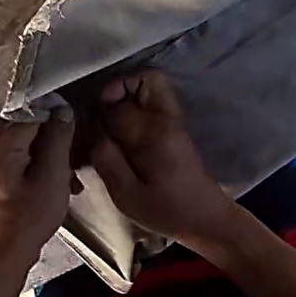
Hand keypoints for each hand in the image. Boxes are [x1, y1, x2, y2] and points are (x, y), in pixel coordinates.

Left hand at [0, 112, 74, 276]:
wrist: (2, 257)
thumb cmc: (26, 222)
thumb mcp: (52, 177)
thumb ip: (58, 140)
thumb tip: (63, 112)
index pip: (34, 115)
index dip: (58, 123)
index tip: (74, 139)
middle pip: (30, 131)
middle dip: (55, 147)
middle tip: (71, 168)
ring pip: (27, 149)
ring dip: (50, 161)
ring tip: (66, 183)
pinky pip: (20, 164)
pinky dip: (38, 172)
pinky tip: (53, 188)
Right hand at [88, 71, 237, 246]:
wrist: (205, 218)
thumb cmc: (165, 210)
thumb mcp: (126, 194)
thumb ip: (105, 159)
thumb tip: (92, 132)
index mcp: (153, 133)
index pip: (116, 105)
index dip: (97, 116)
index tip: (90, 134)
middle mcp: (166, 119)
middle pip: (144, 78)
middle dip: (117, 90)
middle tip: (102, 118)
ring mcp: (173, 121)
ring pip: (151, 86)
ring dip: (127, 97)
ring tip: (111, 123)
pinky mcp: (175, 128)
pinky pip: (154, 101)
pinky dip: (136, 106)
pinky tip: (123, 132)